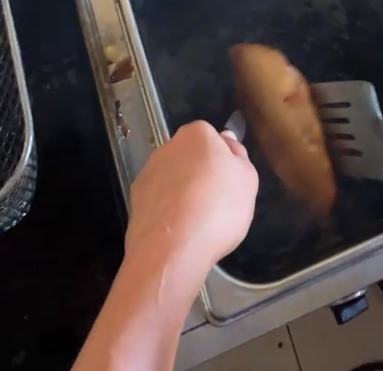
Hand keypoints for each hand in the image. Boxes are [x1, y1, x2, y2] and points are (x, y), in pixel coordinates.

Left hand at [125, 120, 258, 282]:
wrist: (172, 249)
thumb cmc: (219, 207)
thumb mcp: (247, 179)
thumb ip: (239, 157)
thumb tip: (227, 140)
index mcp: (197, 134)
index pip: (214, 140)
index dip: (224, 162)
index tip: (230, 183)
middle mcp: (169, 146)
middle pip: (191, 158)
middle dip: (201, 175)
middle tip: (217, 204)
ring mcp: (148, 173)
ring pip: (173, 180)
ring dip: (182, 194)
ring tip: (197, 224)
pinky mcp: (135, 201)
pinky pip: (158, 201)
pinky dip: (167, 212)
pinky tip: (178, 232)